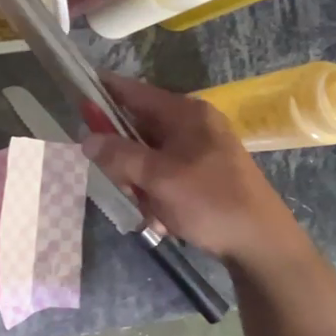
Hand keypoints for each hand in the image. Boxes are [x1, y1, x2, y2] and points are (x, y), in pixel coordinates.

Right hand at [83, 75, 309, 266]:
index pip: (134, 91)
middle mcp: (192, 124)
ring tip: (147, 207)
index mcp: (185, 113)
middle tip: (122, 183)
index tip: (75, 95)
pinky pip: (163, 174)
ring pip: (147, 155)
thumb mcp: (159, 178)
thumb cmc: (211, 201)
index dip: (103, 91)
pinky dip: (155, 193)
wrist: (261, 243)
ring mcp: (199, 149)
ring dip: (138, 181)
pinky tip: (162, 217)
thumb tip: (87, 138)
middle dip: (122, 157)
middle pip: (137, 127)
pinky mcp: (202, 173)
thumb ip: (120, 155)